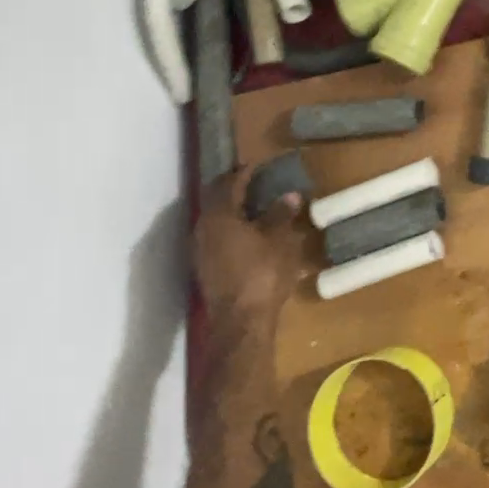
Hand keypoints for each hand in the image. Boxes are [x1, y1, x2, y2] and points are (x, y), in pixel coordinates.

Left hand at [192, 173, 300, 337]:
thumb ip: (281, 215)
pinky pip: (215, 236)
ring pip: (214, 220)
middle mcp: (202, 229)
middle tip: (255, 181)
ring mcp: (200, 250)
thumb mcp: (279, 240)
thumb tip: (289, 195)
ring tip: (254, 206)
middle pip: (215, 200)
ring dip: (231, 209)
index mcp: (219, 216)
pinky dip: (230, 228)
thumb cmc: (262, 273)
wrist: (241, 322)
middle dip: (233, 189)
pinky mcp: (204, 268)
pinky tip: (247, 233)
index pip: (228, 184)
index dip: (243, 172)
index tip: (258, 165)